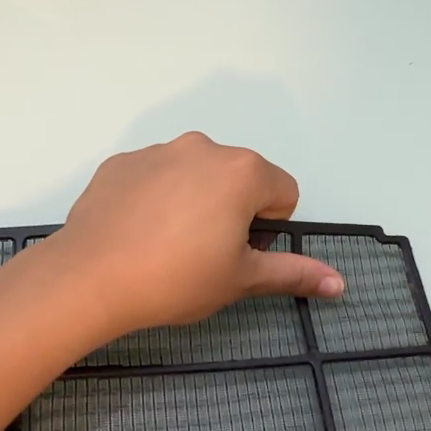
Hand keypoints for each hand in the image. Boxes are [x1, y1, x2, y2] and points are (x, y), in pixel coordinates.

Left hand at [42, 133, 344, 335]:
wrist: (90, 277)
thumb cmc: (177, 278)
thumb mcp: (241, 279)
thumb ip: (293, 273)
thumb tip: (340, 283)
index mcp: (243, 171)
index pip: (284, 192)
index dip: (268, 227)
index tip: (239, 253)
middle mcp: (204, 147)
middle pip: (240, 178)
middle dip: (232, 210)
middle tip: (205, 254)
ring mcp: (157, 151)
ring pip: (196, 175)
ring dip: (195, 201)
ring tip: (168, 246)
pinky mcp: (121, 162)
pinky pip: (155, 176)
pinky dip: (156, 199)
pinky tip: (139, 233)